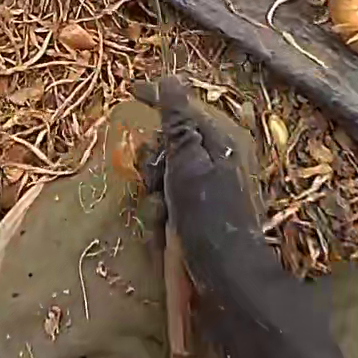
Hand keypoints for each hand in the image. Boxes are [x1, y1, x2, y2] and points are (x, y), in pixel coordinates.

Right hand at [136, 77, 357, 357]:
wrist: (227, 279)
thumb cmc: (208, 213)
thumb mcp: (188, 161)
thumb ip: (177, 123)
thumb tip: (172, 78)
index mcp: (211, 143)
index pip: (179, 110)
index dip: (155, 98)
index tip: (131, 89)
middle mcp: (207, 164)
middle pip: (165, 148)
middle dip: (153, 164)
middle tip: (154, 179)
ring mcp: (201, 195)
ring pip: (161, 183)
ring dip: (155, 201)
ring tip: (162, 219)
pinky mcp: (194, 224)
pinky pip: (165, 213)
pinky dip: (160, 225)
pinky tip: (164, 240)